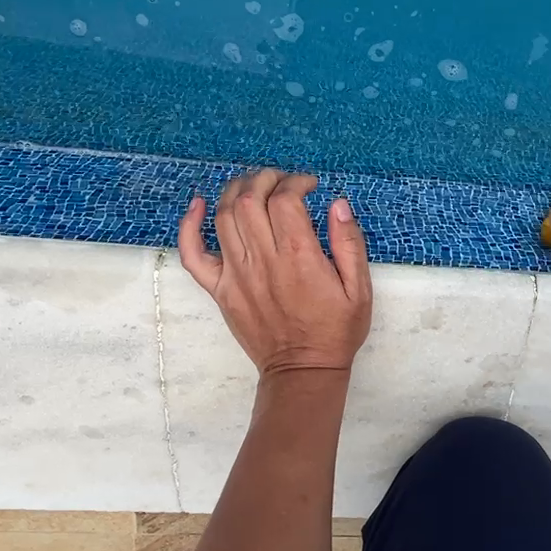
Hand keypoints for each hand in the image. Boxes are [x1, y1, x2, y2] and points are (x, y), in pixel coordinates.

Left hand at [177, 169, 372, 375]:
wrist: (303, 371)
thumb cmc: (335, 329)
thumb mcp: (360, 288)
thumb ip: (349, 243)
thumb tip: (337, 204)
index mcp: (300, 257)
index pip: (285, 200)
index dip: (296, 182)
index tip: (309, 185)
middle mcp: (263, 261)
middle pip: (249, 201)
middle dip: (264, 179)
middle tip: (281, 180)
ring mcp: (236, 275)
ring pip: (223, 217)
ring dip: (235, 191)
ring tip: (253, 185)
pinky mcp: (220, 290)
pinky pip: (193, 254)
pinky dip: (190, 226)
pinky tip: (199, 205)